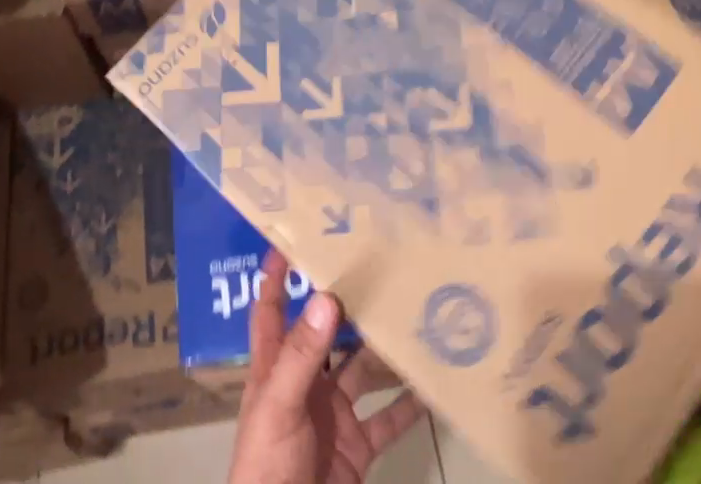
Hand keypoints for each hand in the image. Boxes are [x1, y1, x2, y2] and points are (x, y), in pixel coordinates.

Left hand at [228, 251, 426, 483]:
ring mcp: (334, 413)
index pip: (270, 311)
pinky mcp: (359, 444)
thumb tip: (328, 298)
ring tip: (415, 315)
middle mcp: (305, 383)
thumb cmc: (267, 464)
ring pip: (364, 371)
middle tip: (379, 269)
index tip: (291, 239)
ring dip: (386, 350)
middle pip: (327, 334)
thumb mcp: (279, 405)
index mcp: (275, 369)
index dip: (275, 278)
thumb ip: (303, 355)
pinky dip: (411, 404)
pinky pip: (390, 418)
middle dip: (348, 306)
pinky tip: (433, 382)